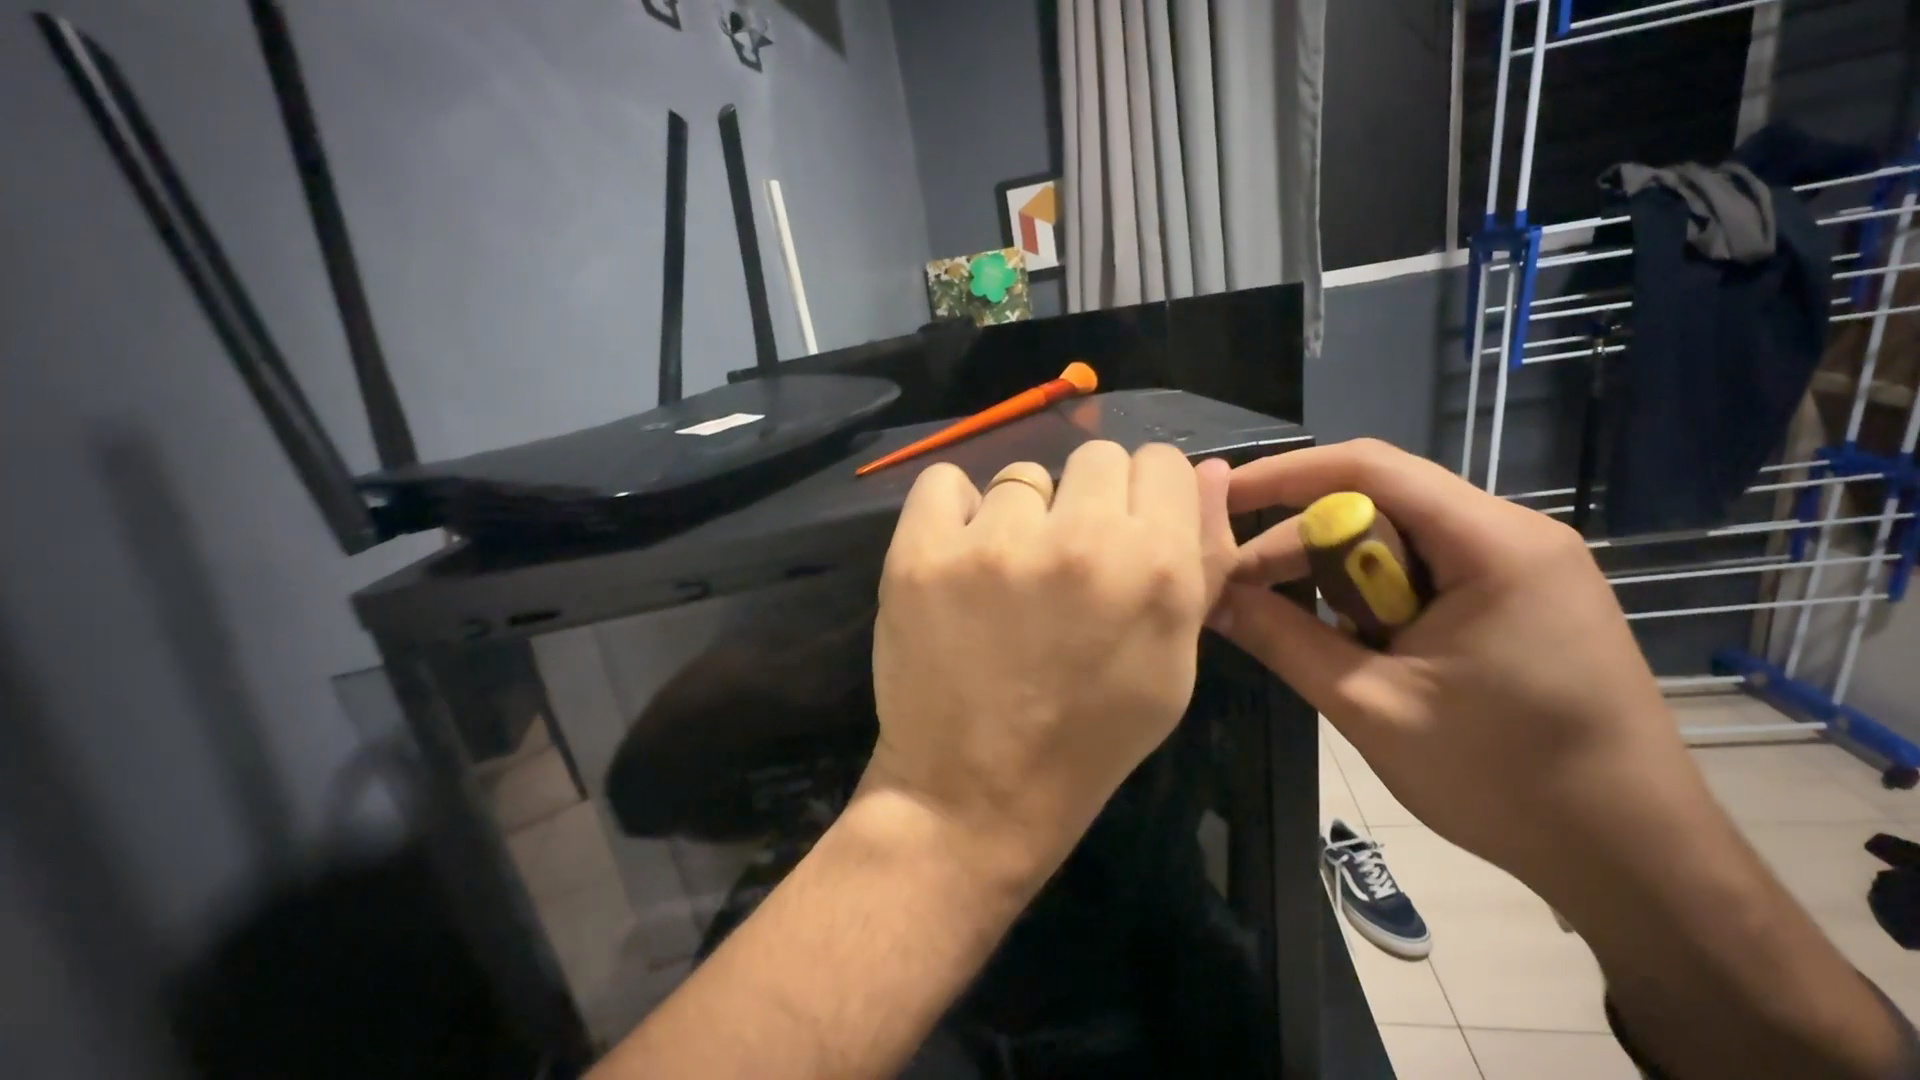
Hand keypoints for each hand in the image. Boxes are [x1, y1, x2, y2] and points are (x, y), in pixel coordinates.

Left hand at [864, 442, 1234, 888]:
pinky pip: (944, 482)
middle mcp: (1081, 540)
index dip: (1147, 496)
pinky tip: (959, 560)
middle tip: (1067, 557)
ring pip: (1022, 476)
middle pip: (1097, 457)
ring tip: (1006, 577)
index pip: (1162, 462)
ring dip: (1021, 515)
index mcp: (1155, 568)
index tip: (1125, 531)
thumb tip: (1211, 469)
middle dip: (1089, 499)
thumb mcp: (1173, 662)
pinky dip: (953, 511)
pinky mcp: (920, 552)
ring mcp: (993, 543)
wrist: (976, 791)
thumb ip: (1201, 560)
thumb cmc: (1090, 735)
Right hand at [1209, 439, 1707, 887]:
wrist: (1632, 855)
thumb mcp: (1369, 706)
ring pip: (1406, 539)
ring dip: (1346, 578)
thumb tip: (1210, 596)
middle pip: (1385, 503)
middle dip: (1306, 543)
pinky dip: (1384, 597)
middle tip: (1241, 591)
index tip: (1217, 499)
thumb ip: (1282, 639)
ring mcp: (1531, 567)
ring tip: (1313, 635)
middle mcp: (1516, 534)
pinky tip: (1369, 647)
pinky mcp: (1531, 600)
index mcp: (1492, 544)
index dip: (1282, 476)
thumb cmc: (1500, 778)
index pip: (1368, 468)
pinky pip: (1434, 570)